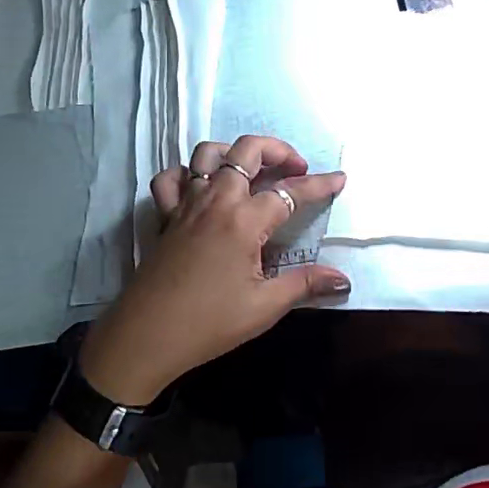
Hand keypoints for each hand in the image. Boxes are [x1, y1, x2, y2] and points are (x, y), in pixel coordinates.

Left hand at [78, 135, 348, 404]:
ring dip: (234, 153)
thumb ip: (304, 284)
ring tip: (251, 171)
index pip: (290, 192)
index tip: (340, 179)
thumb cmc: (209, 323)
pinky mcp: (164, 217)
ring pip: (207, 154)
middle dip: (278, 150)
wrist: (145, 337)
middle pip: (247, 151)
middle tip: (296, 168)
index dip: (319, 184)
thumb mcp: (264, 307)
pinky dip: (187, 173)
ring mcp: (186, 205)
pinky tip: (201, 187)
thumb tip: (342, 280)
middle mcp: (215, 201)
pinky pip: (170, 179)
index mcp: (244, 221)